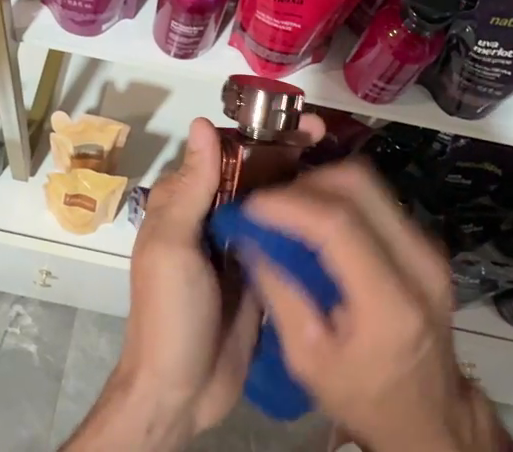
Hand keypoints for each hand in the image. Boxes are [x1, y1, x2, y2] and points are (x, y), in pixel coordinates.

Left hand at [63, 115, 323, 450]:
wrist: (182, 392)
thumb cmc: (169, 312)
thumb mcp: (172, 245)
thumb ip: (191, 188)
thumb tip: (202, 124)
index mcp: (184, 203)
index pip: (223, 154)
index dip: (260, 134)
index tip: (299, 122)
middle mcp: (211, 218)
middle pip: (252, 175)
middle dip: (287, 152)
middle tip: (329, 137)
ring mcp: (239, 247)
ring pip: (272, 204)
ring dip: (301, 183)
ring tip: (343, 168)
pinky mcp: (263, 276)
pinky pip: (284, 241)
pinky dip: (307, 225)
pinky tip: (339, 215)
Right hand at [243, 162, 508, 451]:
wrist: (431, 415)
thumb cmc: (365, 396)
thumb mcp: (308, 362)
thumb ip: (280, 295)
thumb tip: (248, 238)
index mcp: (392, 304)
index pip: (340, 225)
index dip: (289, 204)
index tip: (250, 205)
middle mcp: (420, 263)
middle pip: (358, 184)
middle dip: (304, 182)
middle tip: (269, 203)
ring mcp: (428, 247)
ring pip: (368, 182)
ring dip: (320, 184)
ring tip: (286, 208)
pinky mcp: (424, 240)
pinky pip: (375, 197)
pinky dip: (337, 195)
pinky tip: (312, 217)